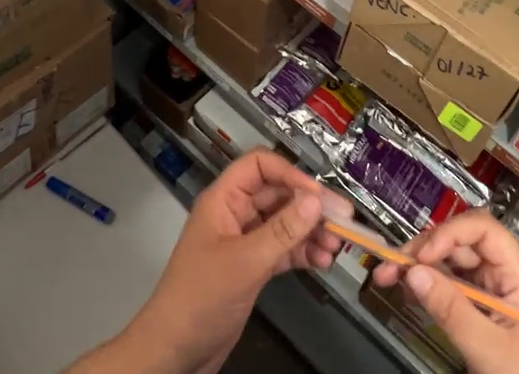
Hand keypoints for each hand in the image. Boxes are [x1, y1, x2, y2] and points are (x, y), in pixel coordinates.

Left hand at [127, 149, 351, 373]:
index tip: (318, 194)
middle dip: (309, 205)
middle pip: (277, 195)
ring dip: (311, 231)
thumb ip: (283, 230)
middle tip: (342, 220)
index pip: (260, 167)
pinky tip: (323, 261)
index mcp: (223, 200)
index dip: (290, 174)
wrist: (175, 351)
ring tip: (336, 246)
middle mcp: (235, 214)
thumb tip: (316, 200)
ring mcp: (244, 241)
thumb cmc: (201, 298)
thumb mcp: (245, 262)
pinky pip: (283, 249)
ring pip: (284, 223)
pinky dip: (303, 253)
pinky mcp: (252, 267)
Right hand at [370, 212, 518, 373]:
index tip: (423, 256)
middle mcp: (502, 275)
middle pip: (460, 244)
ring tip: (386, 276)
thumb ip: (453, 311)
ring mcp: (487, 292)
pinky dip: (423, 286)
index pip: (485, 231)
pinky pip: (445, 287)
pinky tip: (403, 291)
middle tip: (391, 266)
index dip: (452, 233)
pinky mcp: (474, 310)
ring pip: (448, 263)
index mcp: (518, 275)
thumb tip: (414, 272)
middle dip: (424, 250)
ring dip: (417, 266)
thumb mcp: (491, 349)